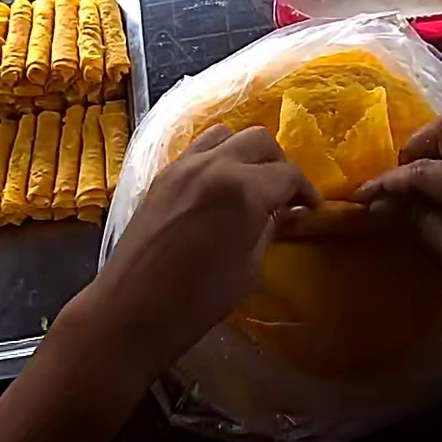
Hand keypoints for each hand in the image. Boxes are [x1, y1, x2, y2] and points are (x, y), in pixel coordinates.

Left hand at [69, 126, 318, 384]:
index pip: (287, 174)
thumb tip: (284, 212)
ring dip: (245, 152)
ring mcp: (182, 165)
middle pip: (259, 140)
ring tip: (251, 182)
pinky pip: (197, 149)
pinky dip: (216, 157)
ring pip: (225, 135)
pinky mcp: (161, 174)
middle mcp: (213, 165)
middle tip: (284, 193)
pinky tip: (218, 185)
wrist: (131, 307)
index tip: (310, 209)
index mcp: (243, 190)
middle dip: (278, 163)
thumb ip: (268, 229)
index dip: (305, 191)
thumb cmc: (197, 300)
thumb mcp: (248, 268)